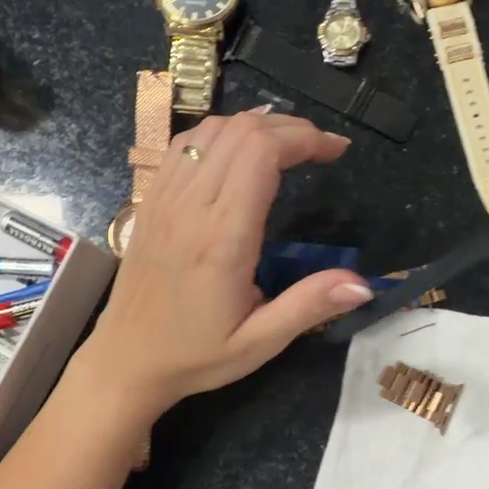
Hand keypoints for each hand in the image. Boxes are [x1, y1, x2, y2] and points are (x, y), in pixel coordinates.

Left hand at [83, 110, 372, 415]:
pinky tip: (241, 153)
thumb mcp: (260, 342)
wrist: (126, 361)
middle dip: (289, 128)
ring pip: (211, 130)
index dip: (304, 138)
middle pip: (240, 131)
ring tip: (289, 146)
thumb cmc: (197, 355)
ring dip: (255, 127)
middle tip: (322, 149)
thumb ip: (310, 307)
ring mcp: (164, 199)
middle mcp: (190, 207)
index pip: (261, 152)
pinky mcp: (151, 202)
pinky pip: (184, 145)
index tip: (336, 151)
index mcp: (222, 239)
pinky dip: (221, 135)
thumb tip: (362, 285)